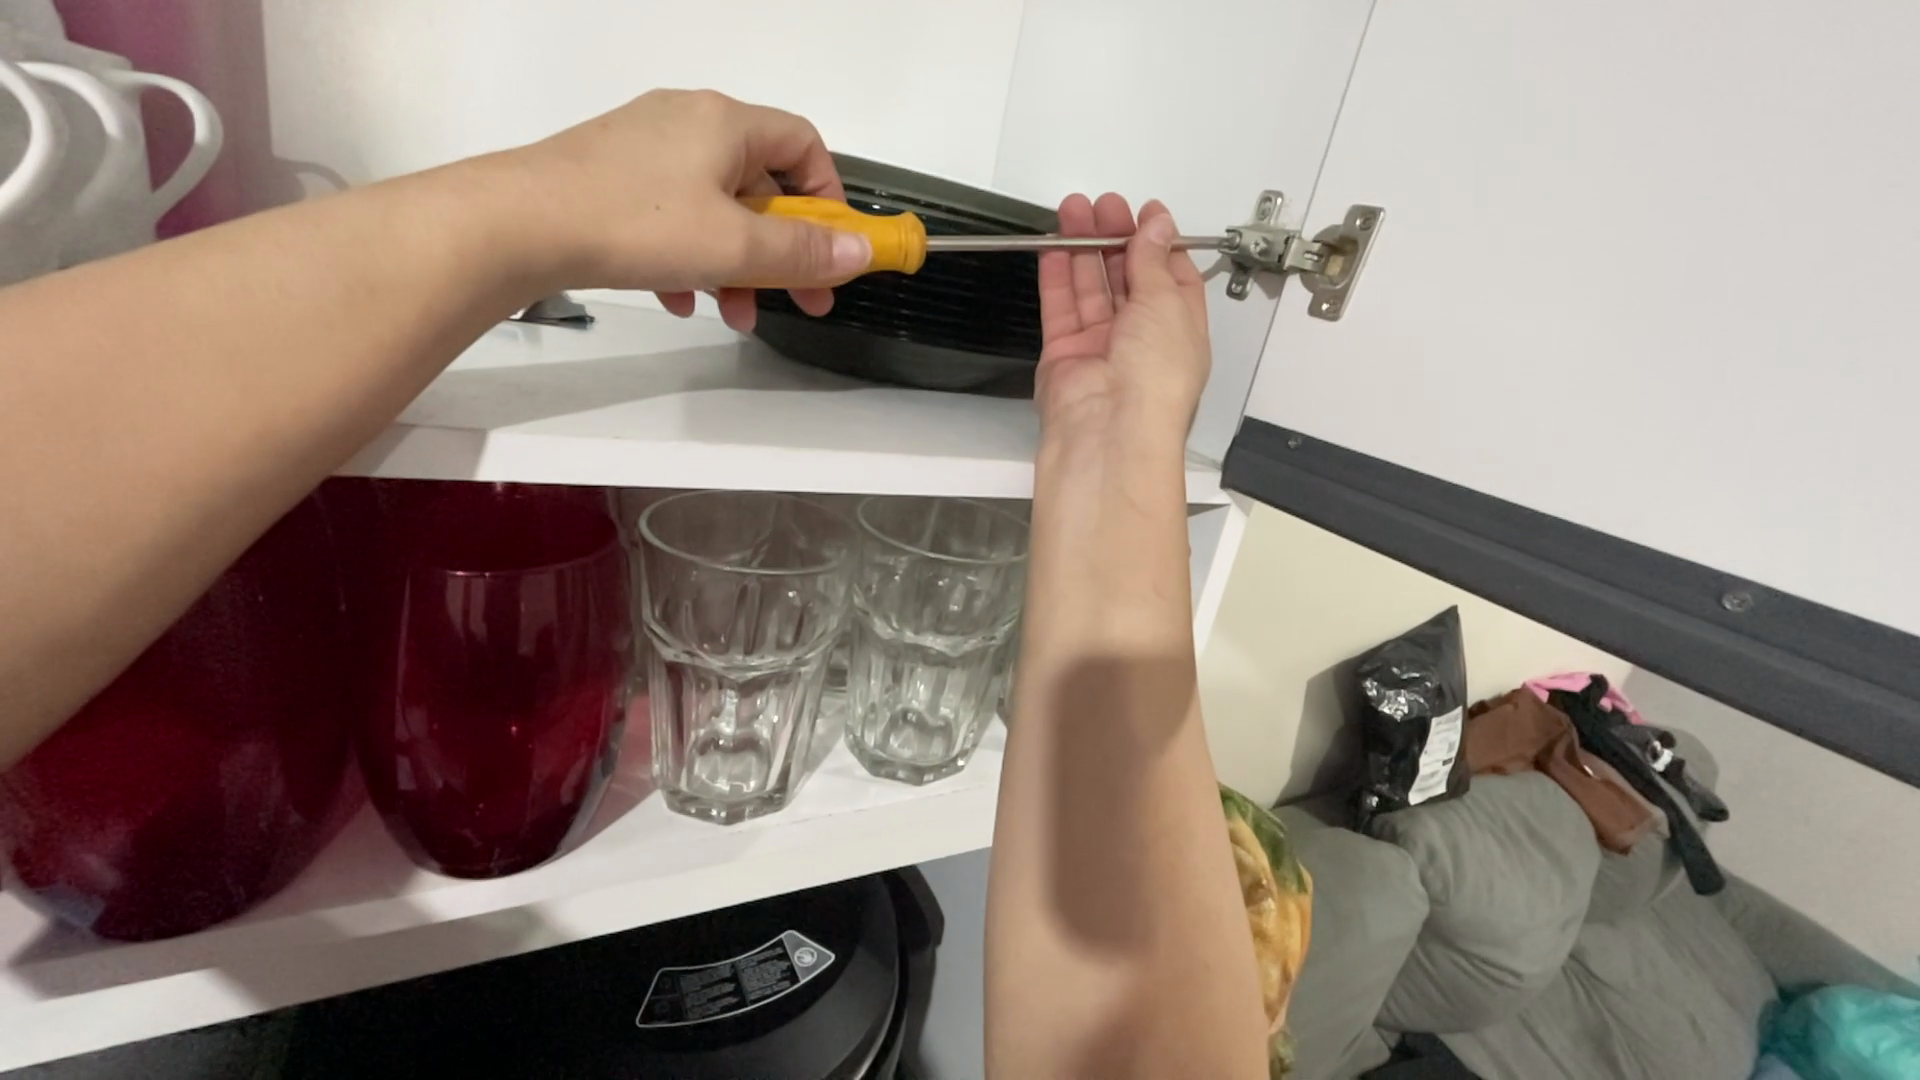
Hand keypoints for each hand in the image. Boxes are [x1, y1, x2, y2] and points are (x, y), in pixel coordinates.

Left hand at [494, 89, 871, 331]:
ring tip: (734, 316)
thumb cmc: (640, 223)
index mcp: (725, 122)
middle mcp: (688, 123)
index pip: (803, 143)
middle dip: (783, 251)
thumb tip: (862, 252)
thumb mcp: (735, 244)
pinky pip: (673, 219)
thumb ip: (803, 251)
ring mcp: (646, 150)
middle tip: (799, 301)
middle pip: (761, 185)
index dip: (828, 197)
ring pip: (716, 210)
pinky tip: (678, 300)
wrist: (518, 225)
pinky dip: (689, 260)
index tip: (832, 249)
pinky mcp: (613, 179)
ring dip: (737, 267)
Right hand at [1034, 193, 1210, 440]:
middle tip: (1104, 206)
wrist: (1110, 429)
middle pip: (1127, 279)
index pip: (1171, 279)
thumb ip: (1154, 260)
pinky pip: (1059, 308)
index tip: (1147, 213)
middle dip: (1116, 239)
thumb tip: (1157, 225)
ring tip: (1074, 211)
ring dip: (1083, 249)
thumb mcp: (1167, 303)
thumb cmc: (1155, 380)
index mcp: (1180, 332)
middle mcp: (1140, 341)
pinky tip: (1053, 246)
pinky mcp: (1064, 354)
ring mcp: (1100, 348)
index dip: (1159, 244)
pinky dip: (1056, 275)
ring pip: (1090, 289)